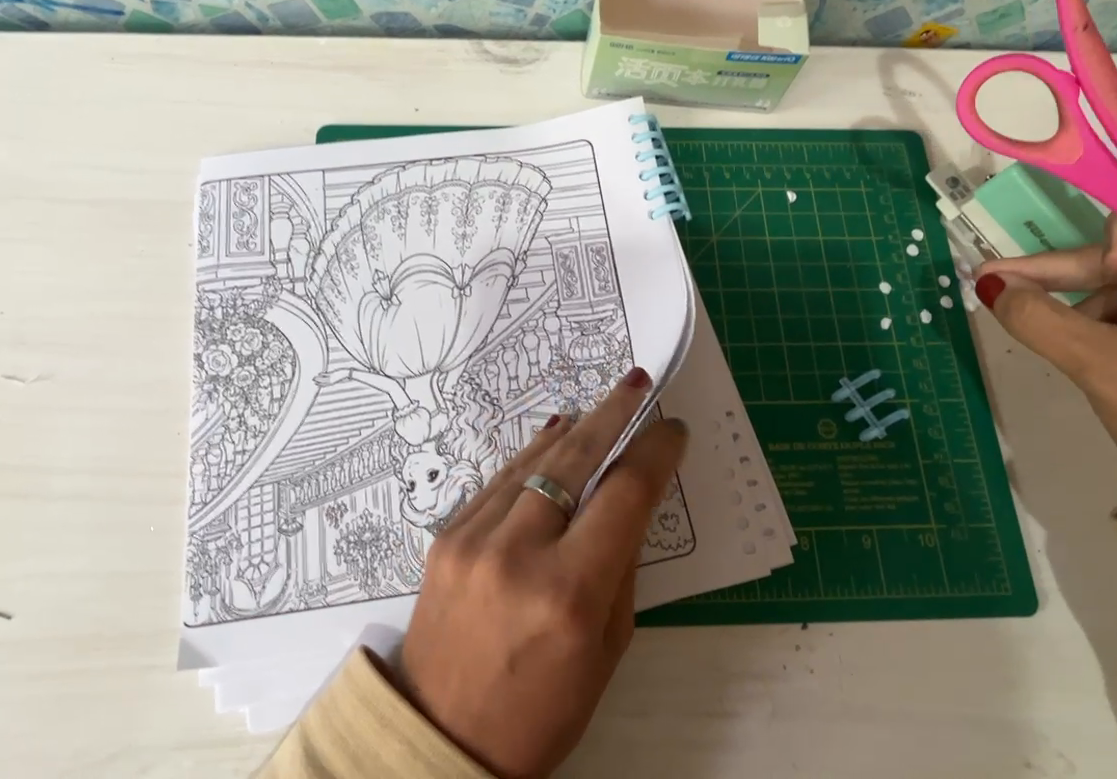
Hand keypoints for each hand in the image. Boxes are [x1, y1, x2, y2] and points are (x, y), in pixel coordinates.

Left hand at [393, 368, 686, 778]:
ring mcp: (473, 540)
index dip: (654, 454)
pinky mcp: (445, 537)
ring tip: (600, 407)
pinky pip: (498, 483)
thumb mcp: (608, 647)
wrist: (443, 732)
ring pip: (532, 463)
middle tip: (636, 384)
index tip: (672, 431)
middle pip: (575, 460)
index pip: (625, 497)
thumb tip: (630, 498)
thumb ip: (622, 566)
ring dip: (571, 431)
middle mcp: (519, 554)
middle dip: (612, 415)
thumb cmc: (544, 706)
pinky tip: (552, 437)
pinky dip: (530, 457)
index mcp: (572, 593)